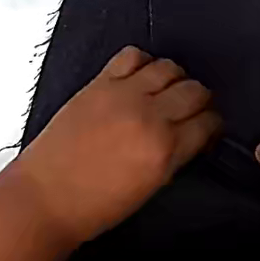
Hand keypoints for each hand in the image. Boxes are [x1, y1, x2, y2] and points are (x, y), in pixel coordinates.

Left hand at [2, 46, 221, 247]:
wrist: (45, 199)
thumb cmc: (94, 205)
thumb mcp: (150, 188)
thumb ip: (175, 156)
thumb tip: (190, 136)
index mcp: (164, 150)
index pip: (208, 122)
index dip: (213, 124)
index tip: (209, 126)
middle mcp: (149, 116)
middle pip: (195, 90)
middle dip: (201, 100)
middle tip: (193, 109)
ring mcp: (123, 95)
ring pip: (169, 67)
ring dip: (176, 78)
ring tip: (168, 90)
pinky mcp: (100, 83)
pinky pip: (132, 55)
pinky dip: (143, 62)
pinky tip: (141, 75)